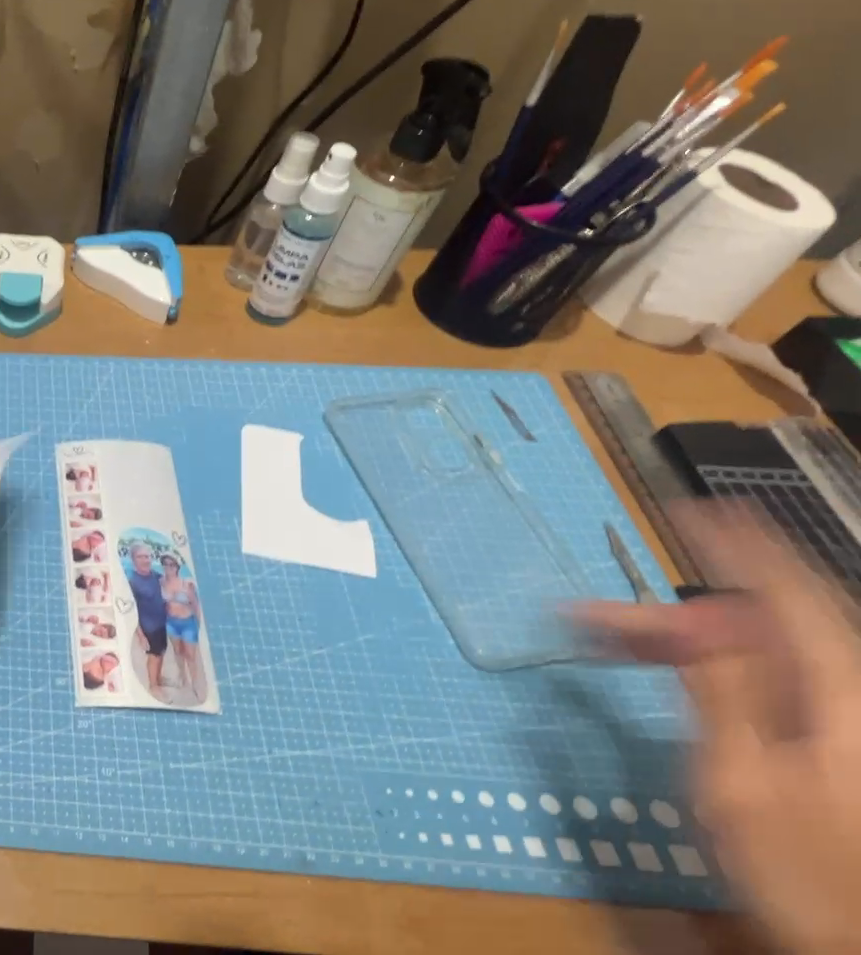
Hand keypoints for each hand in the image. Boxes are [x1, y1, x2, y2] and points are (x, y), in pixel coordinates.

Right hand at [574, 504, 860, 954]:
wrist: (848, 937)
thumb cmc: (798, 873)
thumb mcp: (743, 781)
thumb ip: (723, 690)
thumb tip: (692, 616)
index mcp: (839, 697)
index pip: (790, 596)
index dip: (740, 548)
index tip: (692, 509)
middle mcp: (843, 696)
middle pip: (761, 625)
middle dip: (669, 608)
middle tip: (586, 611)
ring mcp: (834, 719)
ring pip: (755, 649)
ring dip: (675, 633)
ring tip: (600, 633)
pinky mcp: (818, 740)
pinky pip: (758, 675)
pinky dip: (700, 658)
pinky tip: (661, 660)